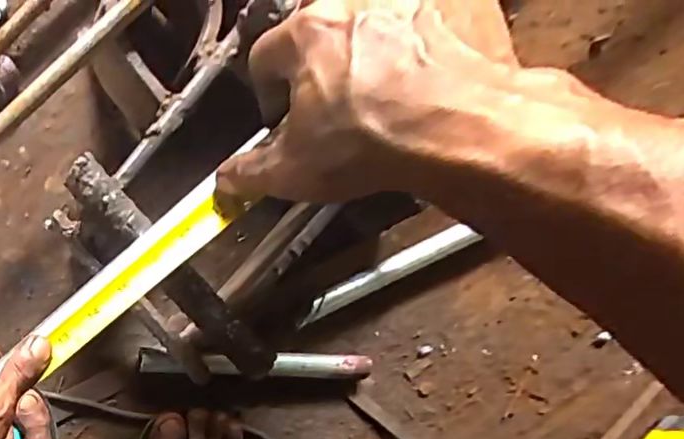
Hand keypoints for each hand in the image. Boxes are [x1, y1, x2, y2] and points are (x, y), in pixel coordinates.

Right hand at [217, 0, 522, 202]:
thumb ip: (249, 172)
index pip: (264, 56)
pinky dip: (415, 38)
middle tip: (330, 101)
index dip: (267, 94)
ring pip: (369, 17)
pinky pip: (420, 13)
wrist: (458, 126)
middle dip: (317, 61)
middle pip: (318, 26)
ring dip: (366, 46)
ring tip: (376, 91)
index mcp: (308, 33)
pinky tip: (416, 78)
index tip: (281, 118)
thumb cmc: (375, 141)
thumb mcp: (292, 172)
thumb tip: (226, 177)